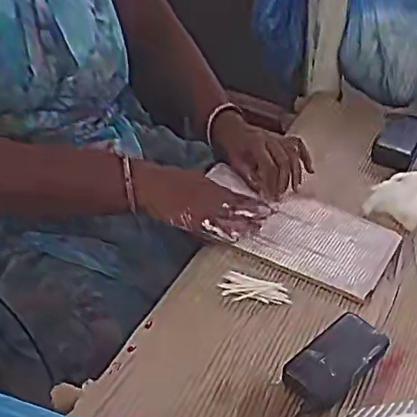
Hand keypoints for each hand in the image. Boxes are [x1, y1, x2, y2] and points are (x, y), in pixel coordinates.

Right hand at [132, 164, 269, 241]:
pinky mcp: (191, 222)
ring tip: (255, 230)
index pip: (236, 197)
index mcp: (210, 186)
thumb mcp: (196, 179)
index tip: (266, 208)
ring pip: (226, 221)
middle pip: (235, 210)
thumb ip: (213, 189)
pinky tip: (233, 238)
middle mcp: (208, 199)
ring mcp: (200, 212)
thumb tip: (227, 198)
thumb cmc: (172, 180)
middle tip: (266, 220)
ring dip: (241, 226)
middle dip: (251, 216)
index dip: (252, 204)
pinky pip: (210, 230)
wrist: (149, 185)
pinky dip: (222, 234)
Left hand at [210, 112, 312, 199]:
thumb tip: (263, 193)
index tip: (271, 198)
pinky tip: (310, 171)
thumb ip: (250, 178)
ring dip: (296, 174)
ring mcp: (278, 137)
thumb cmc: (234, 148)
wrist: (233, 129)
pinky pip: (299, 146)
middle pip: (284, 161)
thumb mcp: (237, 164)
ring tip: (295, 189)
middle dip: (284, 181)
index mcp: (256, 144)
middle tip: (281, 196)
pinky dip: (306, 158)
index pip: (269, 166)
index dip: (271, 184)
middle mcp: (270, 139)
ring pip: (293, 154)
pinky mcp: (283, 139)